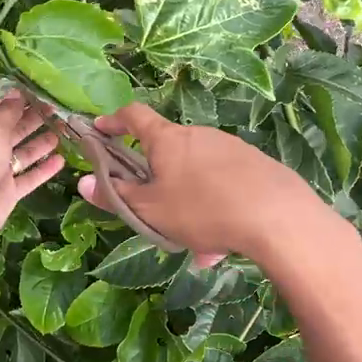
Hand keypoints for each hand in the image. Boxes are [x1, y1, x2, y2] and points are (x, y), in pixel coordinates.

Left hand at [0, 93, 64, 248]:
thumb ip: (8, 111)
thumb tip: (17, 92)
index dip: (18, 102)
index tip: (41, 93)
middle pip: (12, 130)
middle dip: (33, 119)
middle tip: (57, 109)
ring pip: (23, 153)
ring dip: (41, 142)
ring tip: (64, 129)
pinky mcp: (9, 191)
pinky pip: (30, 176)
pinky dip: (44, 168)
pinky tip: (61, 159)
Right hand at [75, 103, 343, 267]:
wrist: (279, 218)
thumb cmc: (202, 209)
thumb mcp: (149, 210)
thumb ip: (115, 196)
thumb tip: (81, 182)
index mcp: (167, 139)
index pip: (133, 116)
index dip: (113, 121)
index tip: (100, 130)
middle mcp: (198, 135)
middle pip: (168, 152)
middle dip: (157, 180)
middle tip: (152, 211)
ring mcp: (230, 148)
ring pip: (197, 175)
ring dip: (188, 202)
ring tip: (195, 246)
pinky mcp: (257, 166)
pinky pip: (224, 186)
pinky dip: (216, 209)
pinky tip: (223, 246)